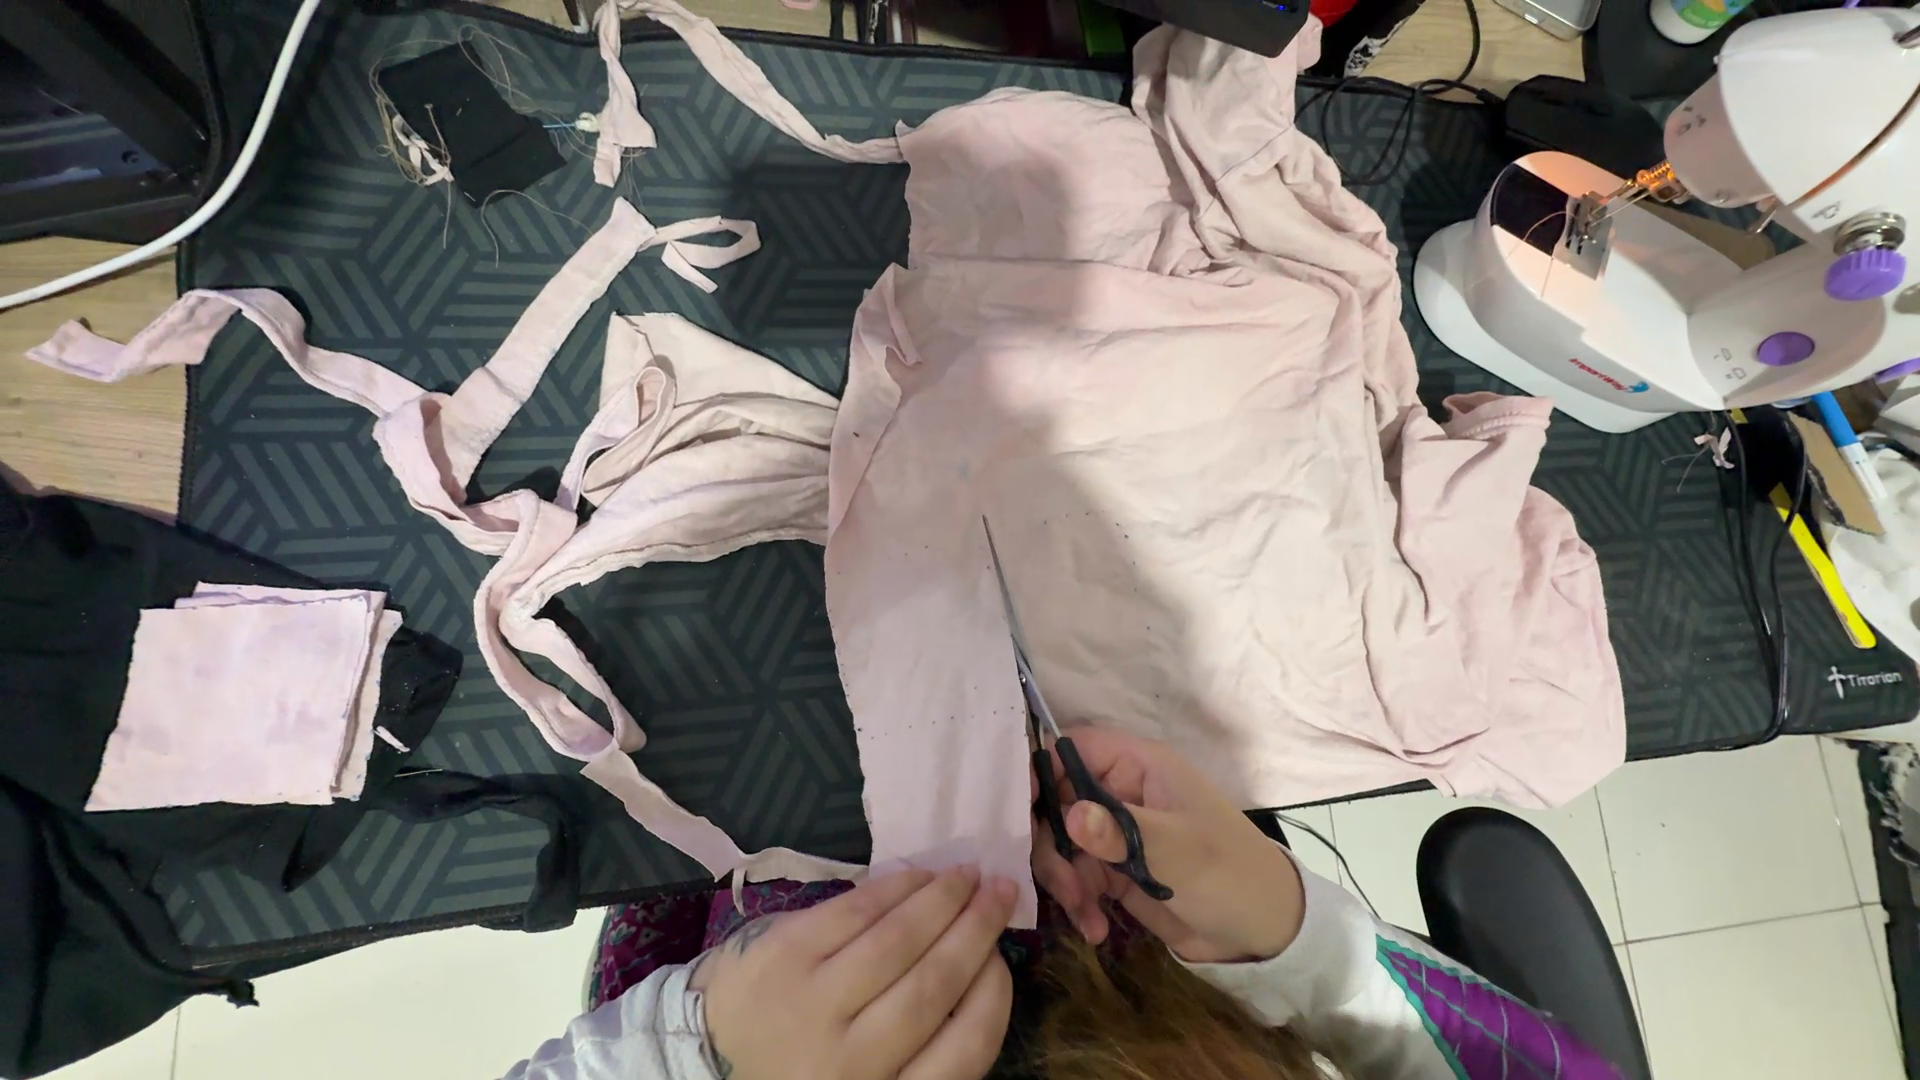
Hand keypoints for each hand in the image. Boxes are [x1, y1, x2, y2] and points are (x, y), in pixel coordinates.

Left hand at [694, 867, 1016, 1079]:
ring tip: (969, 874)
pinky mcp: (782, 956)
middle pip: (934, 985)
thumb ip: (920, 1047)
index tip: (1004, 956)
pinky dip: (894, 887)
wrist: (700, 1066)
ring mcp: (812, 1004)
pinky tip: (918, 874)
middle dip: (977, 929)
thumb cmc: (802, 1074)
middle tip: (1003, 890)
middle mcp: (851, 1062)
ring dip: (942, 899)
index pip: (965, 1051)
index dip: (993, 994)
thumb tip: (977, 965)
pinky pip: (853, 910)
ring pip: (897, 940)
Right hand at [1031, 728, 1304, 963]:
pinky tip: (1095, 928)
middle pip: (1057, 799)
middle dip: (1052, 844)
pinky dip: (1078, 901)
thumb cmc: (1230, 874)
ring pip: (1060, 841)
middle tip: (1066, 886)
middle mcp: (1119, 791)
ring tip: (1087, 915)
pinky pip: (1075, 875)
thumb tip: (1070, 814)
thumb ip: (1122, 832)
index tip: (1022, 808)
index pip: (1072, 747)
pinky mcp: (1113, 868)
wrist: (1263, 936)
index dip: (1041, 768)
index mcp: (1137, 766)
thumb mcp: (1178, 852)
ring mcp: (1114, 831)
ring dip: (1064, 880)